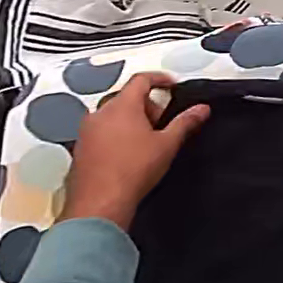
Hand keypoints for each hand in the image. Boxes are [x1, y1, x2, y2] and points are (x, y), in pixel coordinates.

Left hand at [61, 72, 209, 229]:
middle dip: (148, 105)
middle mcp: (100, 113)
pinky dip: (116, 133)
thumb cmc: (134, 170)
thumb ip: (186, 122)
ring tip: (147, 141)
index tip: (172, 86)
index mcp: (122, 106)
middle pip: (127, 97)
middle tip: (162, 123)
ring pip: (113, 114)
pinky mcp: (80, 147)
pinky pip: (102, 131)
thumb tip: (202, 109)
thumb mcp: (167, 144)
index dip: (160, 79)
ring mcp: (87, 130)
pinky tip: (128, 154)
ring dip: (131, 120)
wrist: (100, 203)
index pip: (141, 79)